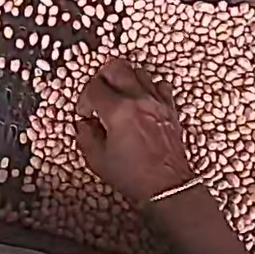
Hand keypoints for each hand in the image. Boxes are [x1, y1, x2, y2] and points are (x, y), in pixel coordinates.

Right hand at [74, 56, 194, 203]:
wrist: (166, 187)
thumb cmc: (133, 176)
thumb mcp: (98, 160)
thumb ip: (85, 135)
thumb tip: (84, 123)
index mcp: (119, 111)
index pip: (93, 86)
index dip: (84, 99)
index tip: (85, 114)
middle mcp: (139, 100)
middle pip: (115, 67)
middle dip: (101, 79)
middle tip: (98, 97)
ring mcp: (157, 102)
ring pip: (138, 71)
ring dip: (125, 80)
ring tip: (119, 98)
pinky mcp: (170, 109)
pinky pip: (159, 85)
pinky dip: (148, 88)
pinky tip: (141, 102)